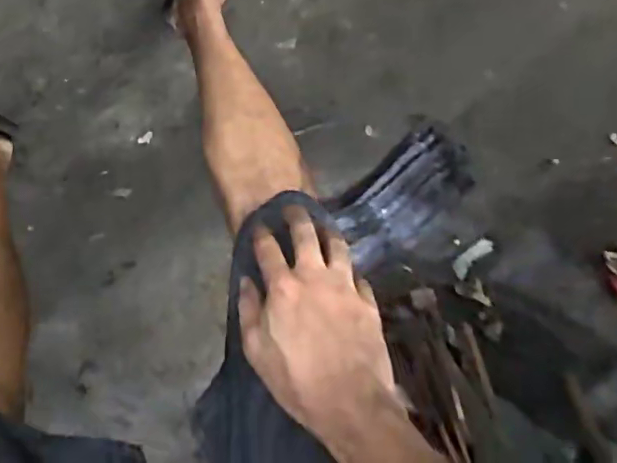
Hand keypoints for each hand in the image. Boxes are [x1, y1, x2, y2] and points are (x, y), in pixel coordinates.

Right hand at [237, 207, 410, 444]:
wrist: (354, 408)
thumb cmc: (297, 380)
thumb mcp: (256, 350)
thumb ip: (248, 310)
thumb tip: (247, 281)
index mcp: (282, 286)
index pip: (267, 247)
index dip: (260, 231)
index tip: (258, 223)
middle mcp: (313, 277)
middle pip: (305, 234)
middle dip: (296, 215)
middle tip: (292, 207)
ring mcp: (345, 289)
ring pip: (338, 246)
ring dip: (328, 232)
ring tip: (324, 226)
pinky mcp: (369, 305)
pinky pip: (360, 276)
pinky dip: (351, 270)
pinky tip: (349, 273)